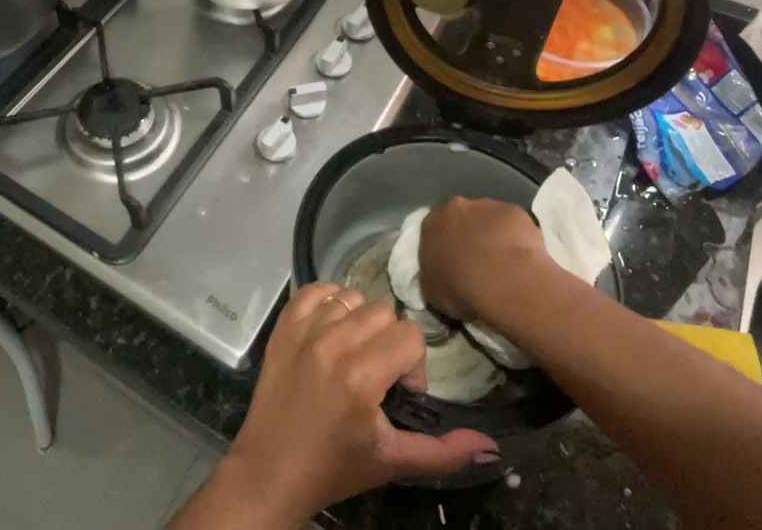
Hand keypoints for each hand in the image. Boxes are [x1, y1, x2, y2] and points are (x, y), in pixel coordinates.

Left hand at [222, 282, 498, 518]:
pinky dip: (328, 303)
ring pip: (352, 297)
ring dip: (359, 322)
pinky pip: (315, 291)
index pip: (410, 335)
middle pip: (383, 312)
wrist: (271, 470)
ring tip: (352, 355)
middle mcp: (332, 342)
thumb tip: (490, 447)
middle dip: (389, 342)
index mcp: (361, 374)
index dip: (413, 364)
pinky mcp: (283, 327)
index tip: (399, 392)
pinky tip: (331, 331)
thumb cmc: (334, 466)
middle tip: (377, 376)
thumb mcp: (392, 461)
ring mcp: (303, 330)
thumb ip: (443, 452)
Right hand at [418, 196, 556, 325]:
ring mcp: (489, 206)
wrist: (504, 283)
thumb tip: (440, 273)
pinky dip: (518, 238)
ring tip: (505, 262)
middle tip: (480, 260)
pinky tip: (523, 259)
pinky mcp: (516, 211)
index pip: (435, 228)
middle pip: (463, 217)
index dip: (445, 243)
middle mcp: (457, 206)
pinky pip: (515, 225)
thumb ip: (433, 272)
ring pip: (490, 219)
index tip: (454, 261)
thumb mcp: (432, 290)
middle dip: (470, 234)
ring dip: (494, 234)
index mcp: (432, 223)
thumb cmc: (461, 289)